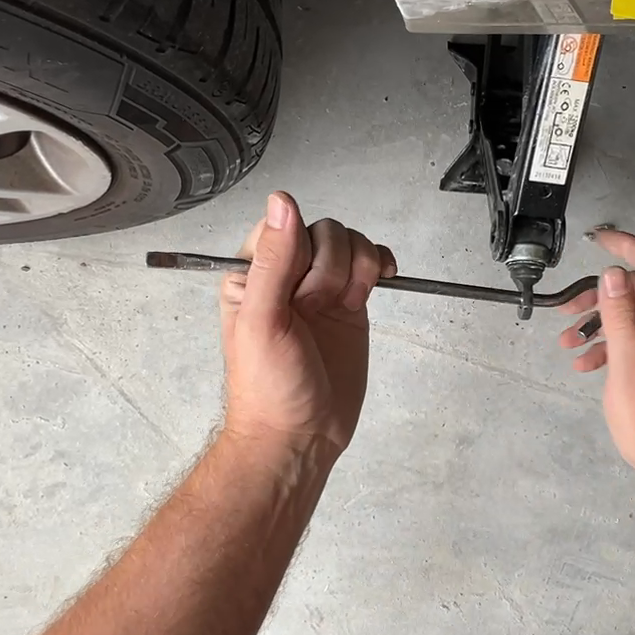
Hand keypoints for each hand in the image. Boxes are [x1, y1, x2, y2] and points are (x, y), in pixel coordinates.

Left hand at [219, 192, 394, 462]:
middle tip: (317, 310)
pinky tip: (381, 280)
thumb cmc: (269, 385)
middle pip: (324, 231)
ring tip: (345, 307)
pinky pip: (370, 263)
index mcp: (253, 273)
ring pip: (350, 243)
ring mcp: (322, 289)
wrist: (301, 435)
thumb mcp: (263, 320)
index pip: (284, 225)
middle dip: (330, 268)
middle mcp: (288, 275)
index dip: (302, 251)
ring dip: (357, 269)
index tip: (300, 293)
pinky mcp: (351, 304)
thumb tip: (282, 198)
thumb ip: (274, 260)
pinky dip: (379, 264)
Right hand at [558, 228, 634, 488]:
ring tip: (569, 343)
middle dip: (600, 294)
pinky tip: (589, 365)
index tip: (599, 240)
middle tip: (566, 309)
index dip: (628, 246)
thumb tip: (615, 275)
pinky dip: (612, 347)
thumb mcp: (629, 371)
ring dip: (600, 323)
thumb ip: (622, 320)